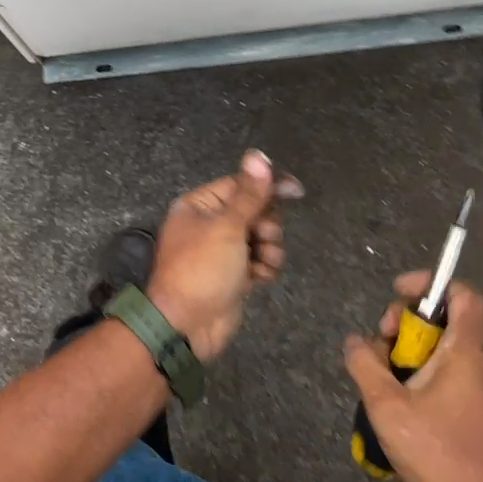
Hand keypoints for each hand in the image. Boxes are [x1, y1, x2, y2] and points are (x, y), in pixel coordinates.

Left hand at [145, 149, 302, 360]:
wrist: (186, 326)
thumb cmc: (201, 269)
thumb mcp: (227, 227)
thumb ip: (249, 194)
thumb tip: (258, 155)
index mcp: (198, 205)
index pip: (238, 185)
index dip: (266, 187)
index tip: (296, 190)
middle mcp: (208, 224)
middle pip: (253, 211)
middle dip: (267, 224)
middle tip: (266, 238)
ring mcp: (221, 251)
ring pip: (259, 237)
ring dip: (269, 248)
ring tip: (263, 262)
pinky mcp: (233, 276)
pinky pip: (258, 261)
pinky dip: (264, 267)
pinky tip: (260, 278)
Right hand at [344, 273, 482, 481]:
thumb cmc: (439, 453)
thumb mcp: (387, 406)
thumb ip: (365, 364)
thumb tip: (355, 340)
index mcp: (466, 353)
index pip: (463, 294)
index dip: (430, 282)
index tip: (398, 292)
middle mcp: (480, 366)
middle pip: (444, 322)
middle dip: (406, 324)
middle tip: (382, 347)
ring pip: (442, 353)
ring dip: (409, 356)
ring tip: (385, 382)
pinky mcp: (479, 417)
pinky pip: (448, 379)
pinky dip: (421, 379)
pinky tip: (402, 407)